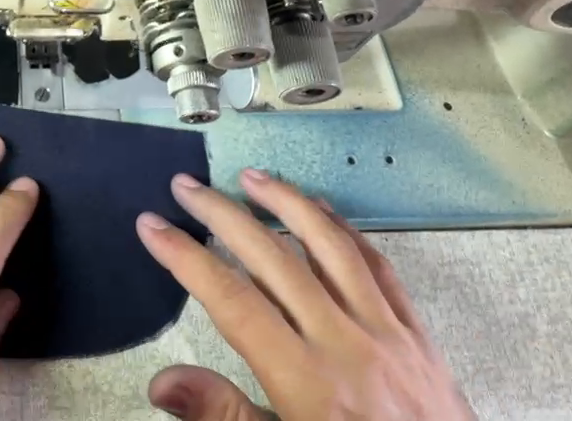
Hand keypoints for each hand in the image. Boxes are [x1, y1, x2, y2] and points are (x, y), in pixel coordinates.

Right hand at [135, 169, 472, 420]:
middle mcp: (346, 345)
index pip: (233, 302)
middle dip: (223, 216)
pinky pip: (380, 267)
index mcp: (308, 384)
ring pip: (331, 247)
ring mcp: (388, 334)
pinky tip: (323, 210)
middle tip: (185, 185)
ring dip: (287, 203)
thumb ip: (225, 418)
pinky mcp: (419, 337)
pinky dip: (347, 231)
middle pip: (274, 260)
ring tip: (251, 176)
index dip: (186, 258)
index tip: (151, 226)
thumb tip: (161, 380)